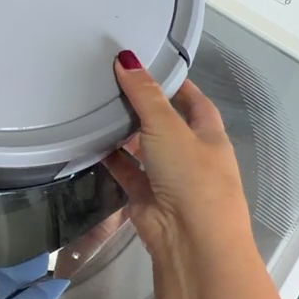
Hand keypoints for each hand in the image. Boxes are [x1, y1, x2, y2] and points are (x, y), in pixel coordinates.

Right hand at [103, 52, 253, 262]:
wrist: (190, 241)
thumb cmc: (192, 179)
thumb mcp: (168, 128)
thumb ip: (145, 94)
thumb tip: (126, 58)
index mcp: (209, 139)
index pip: (196, 104)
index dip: (178, 85)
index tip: (152, 66)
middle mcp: (191, 157)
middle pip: (166, 124)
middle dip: (143, 106)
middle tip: (111, 82)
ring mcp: (169, 178)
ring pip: (143, 147)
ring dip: (124, 131)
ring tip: (95, 105)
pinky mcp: (145, 195)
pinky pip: (125, 169)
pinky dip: (109, 156)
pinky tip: (90, 139)